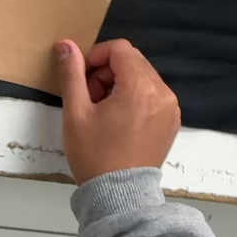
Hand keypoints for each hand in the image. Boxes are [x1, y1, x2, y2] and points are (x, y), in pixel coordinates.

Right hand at [55, 38, 180, 181]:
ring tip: (102, 112)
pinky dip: (133, 98)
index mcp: (139, 87)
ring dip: (119, 84)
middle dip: (107, 72)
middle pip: (132, 61)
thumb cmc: (93, 153)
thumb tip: (65, 44)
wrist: (118, 193)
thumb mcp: (75, 113)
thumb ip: (71, 74)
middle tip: (89, 98)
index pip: (120, 49)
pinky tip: (118, 121)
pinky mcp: (172, 120)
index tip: (81, 79)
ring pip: (142, 77)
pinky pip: (152, 95)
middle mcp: (162, 92)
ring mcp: (171, 107)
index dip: (95, 57)